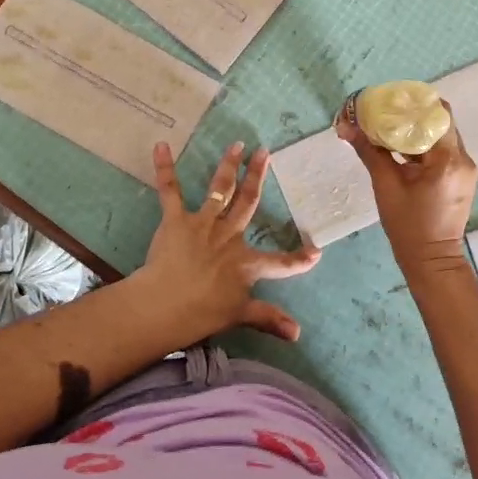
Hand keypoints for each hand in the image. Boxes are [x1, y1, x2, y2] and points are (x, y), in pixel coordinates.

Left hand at [133, 141, 320, 342]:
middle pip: (248, 202)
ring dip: (229, 165)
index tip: (316, 252)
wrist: (167, 304)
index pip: (279, 264)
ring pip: (219, 189)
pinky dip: (164, 168)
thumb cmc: (203, 313)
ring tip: (237, 144)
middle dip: (258, 176)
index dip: (298, 260)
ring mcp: (203, 224)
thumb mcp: (240, 315)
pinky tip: (161, 146)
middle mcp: (229, 236)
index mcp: (246, 262)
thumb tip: (298, 334)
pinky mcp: (176, 220)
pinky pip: (170, 191)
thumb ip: (268, 318)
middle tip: (265, 152)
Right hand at [338, 103, 477, 274]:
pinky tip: (401, 149)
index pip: (437, 115)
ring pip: (441, 135)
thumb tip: (346, 126)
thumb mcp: (385, 185)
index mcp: (447, 159)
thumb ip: (369, 151)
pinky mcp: (461, 177)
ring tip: (389, 130)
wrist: (431, 261)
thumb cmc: (408, 225)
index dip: (413, 104)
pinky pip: (443, 150)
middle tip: (385, 114)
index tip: (390, 103)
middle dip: (412, 115)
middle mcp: (463, 159)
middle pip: (440, 122)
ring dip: (417, 130)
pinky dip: (423, 145)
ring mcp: (465, 168)